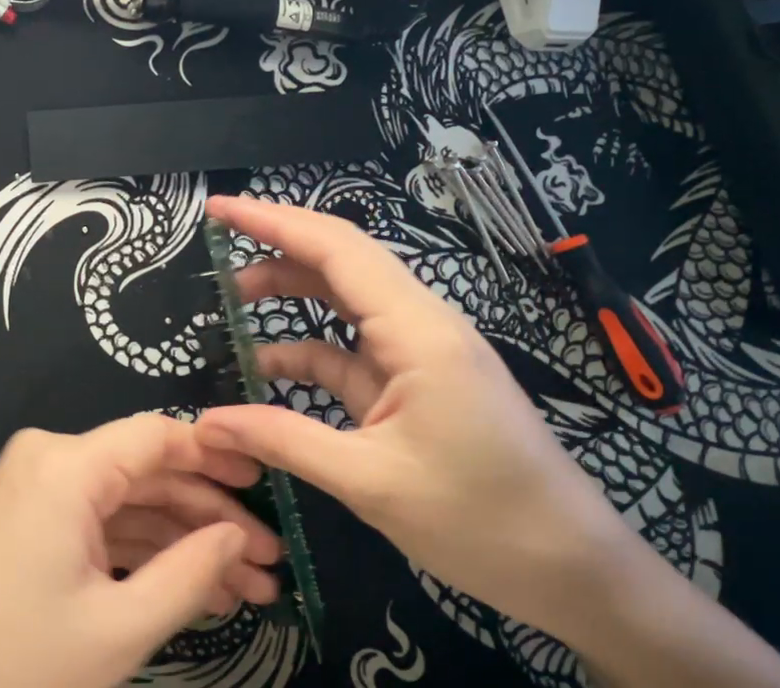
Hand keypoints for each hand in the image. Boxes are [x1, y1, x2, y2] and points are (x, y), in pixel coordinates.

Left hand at [0, 413, 282, 687]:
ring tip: (246, 588)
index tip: (269, 482)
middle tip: (269, 564)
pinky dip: (141, 552)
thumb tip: (237, 536)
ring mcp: (36, 488)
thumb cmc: (16, 657)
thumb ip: (189, 574)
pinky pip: (97, 522)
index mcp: (69, 465)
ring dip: (181, 541)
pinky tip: (190, 588)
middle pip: (147, 472)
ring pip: (125, 502)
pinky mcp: (28, 518)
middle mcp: (51, 459)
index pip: (159, 436)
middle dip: (209, 518)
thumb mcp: (118, 627)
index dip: (218, 454)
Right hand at [193, 195, 653, 648]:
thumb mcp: (369, 482)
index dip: (271, 220)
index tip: (216, 208)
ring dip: (292, 293)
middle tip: (217, 246)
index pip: (335, 249)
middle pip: (341, 260)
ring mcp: (422, 352)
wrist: (572, 571)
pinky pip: (354, 348)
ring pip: (347, 300)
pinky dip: (309, 347)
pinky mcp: (419, 381)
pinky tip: (268, 364)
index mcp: (418, 331)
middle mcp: (422, 324)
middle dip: (277, 245)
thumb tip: (206, 423)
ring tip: (234, 300)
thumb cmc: (479, 521)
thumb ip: (283, 440)